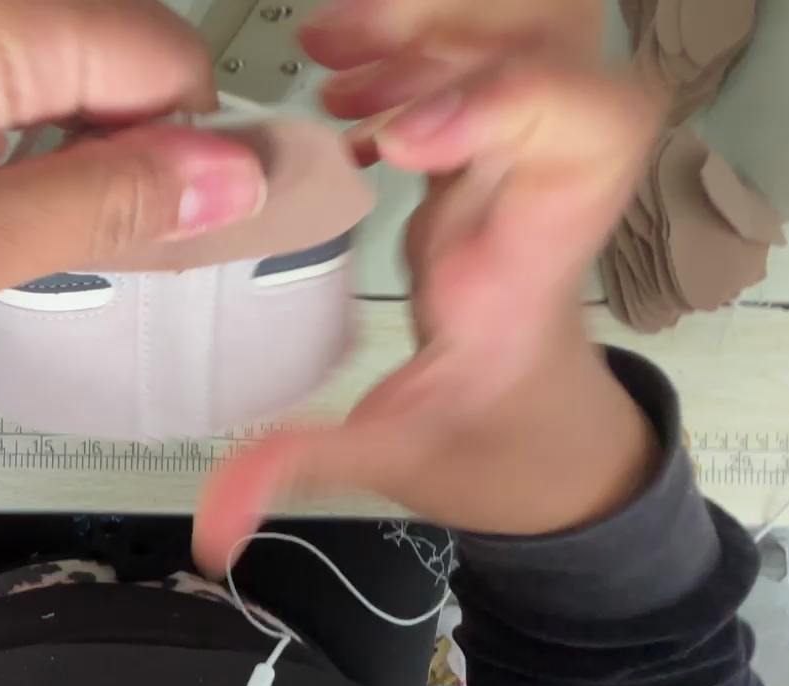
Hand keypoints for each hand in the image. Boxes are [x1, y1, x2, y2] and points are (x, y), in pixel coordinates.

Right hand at [191, 0, 666, 571]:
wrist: (544, 443)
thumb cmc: (481, 450)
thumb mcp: (381, 465)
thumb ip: (291, 477)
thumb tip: (206, 532)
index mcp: (526, 264)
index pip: (583, 136)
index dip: (504, 100)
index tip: (386, 132)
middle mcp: (535, 196)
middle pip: (561, 43)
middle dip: (451, 21)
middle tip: (334, 46)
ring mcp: (515, 173)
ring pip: (524, 34)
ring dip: (427, 21)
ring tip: (325, 46)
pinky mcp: (486, 171)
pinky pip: (475, 71)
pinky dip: (411, 53)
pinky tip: (342, 83)